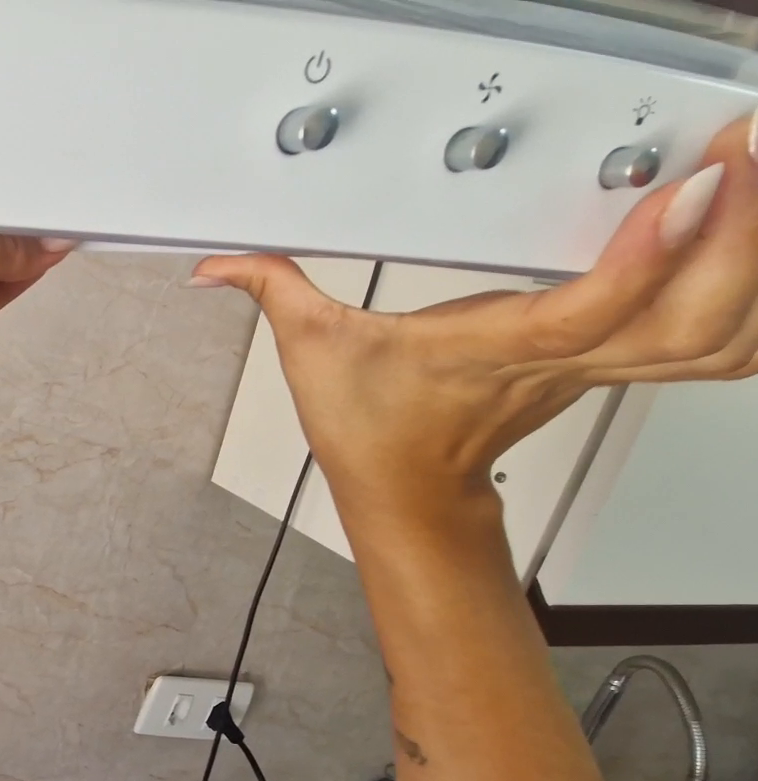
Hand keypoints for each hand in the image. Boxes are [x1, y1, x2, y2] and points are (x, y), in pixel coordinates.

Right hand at [193, 113, 757, 527]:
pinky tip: (745, 242)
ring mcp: (602, 367)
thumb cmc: (368, 429)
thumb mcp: (310, 349)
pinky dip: (756, 294)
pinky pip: (727, 338)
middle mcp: (562, 362)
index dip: (650, 253)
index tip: (692, 180)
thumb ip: (271, 289)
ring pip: (734, 333)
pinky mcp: (619, 361)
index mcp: (488, 354)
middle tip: (744, 147)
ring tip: (752, 177)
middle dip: (748, 229)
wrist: (403, 490)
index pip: (586, 313)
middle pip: (701, 316)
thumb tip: (219, 267)